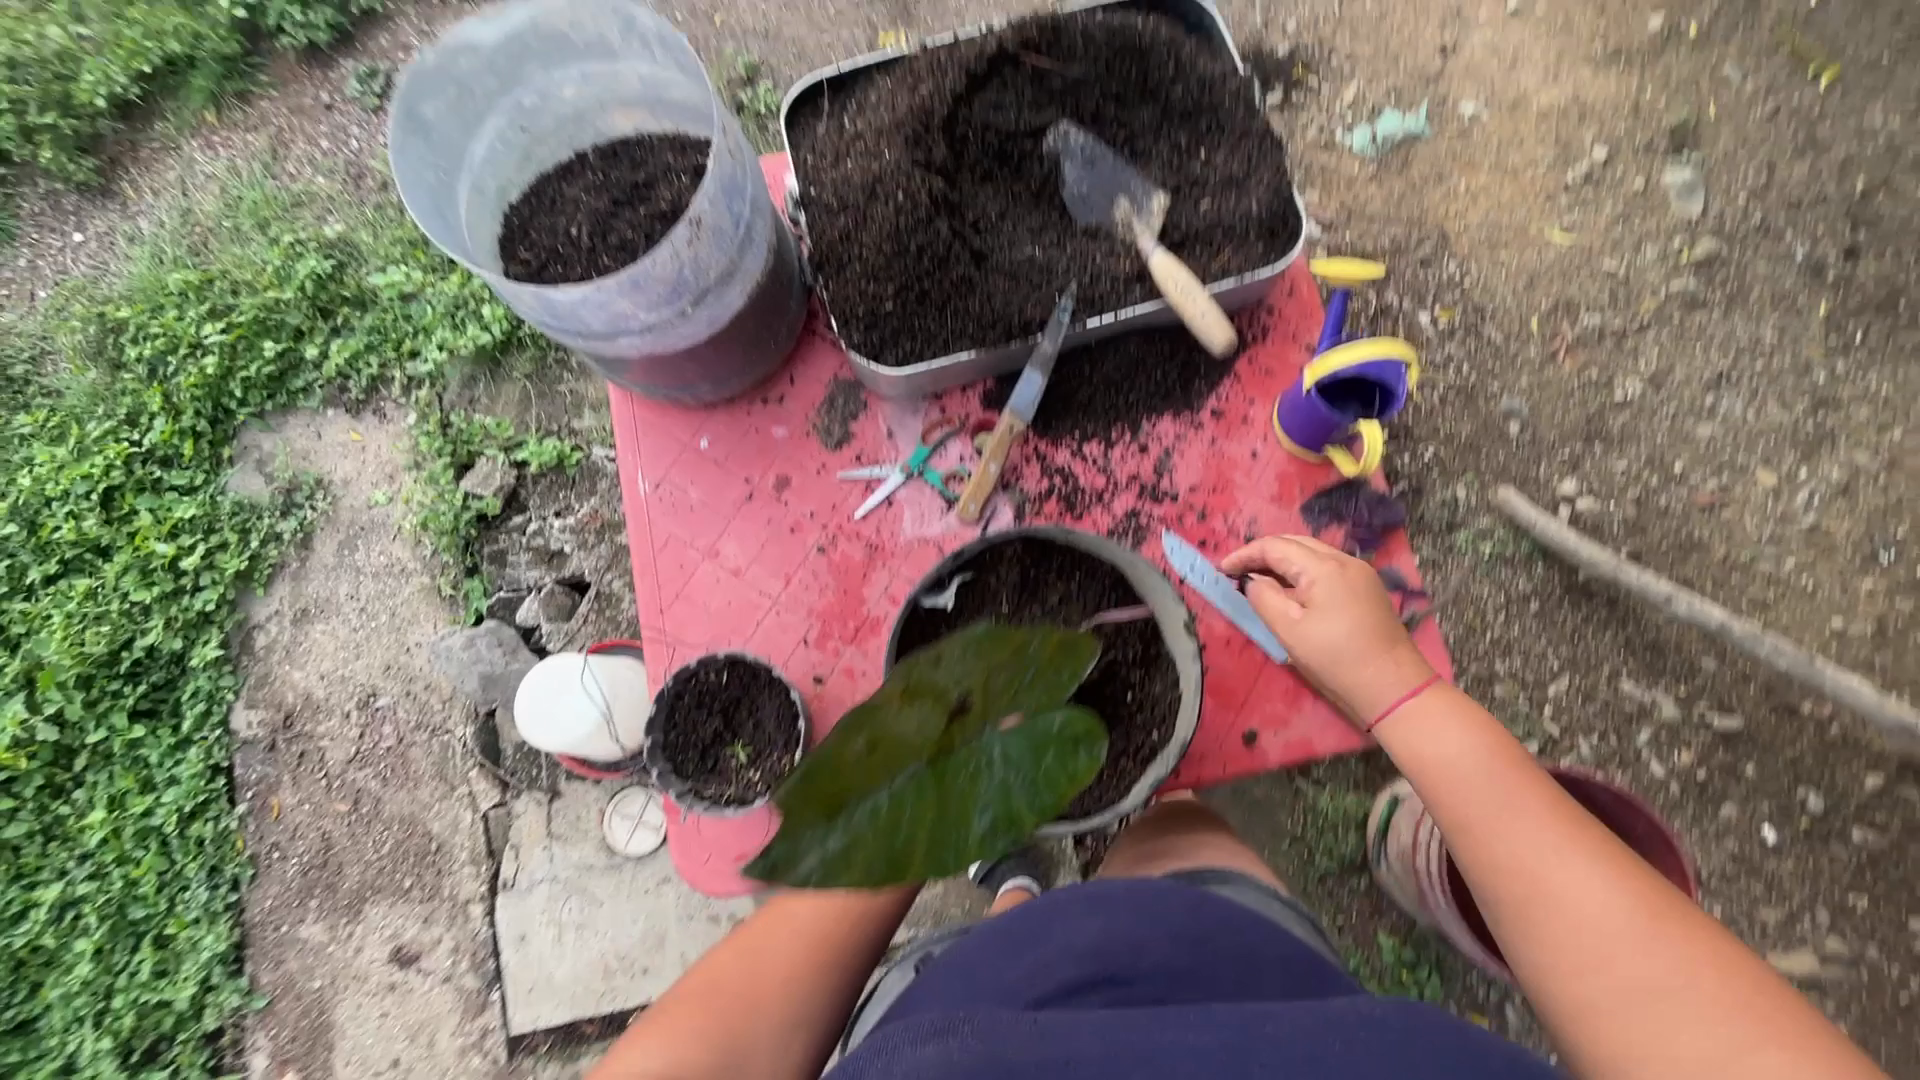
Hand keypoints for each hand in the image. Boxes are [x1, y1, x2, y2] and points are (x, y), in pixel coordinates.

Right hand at [1220, 535, 1434, 727]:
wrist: (1392, 686)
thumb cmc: (1335, 659)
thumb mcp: (1289, 630)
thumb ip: (1264, 598)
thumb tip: (1253, 581)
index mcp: (1324, 567)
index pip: (1275, 546)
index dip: (1245, 555)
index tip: (1222, 570)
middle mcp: (1344, 560)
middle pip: (1295, 543)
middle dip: (1263, 553)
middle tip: (1238, 571)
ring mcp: (1360, 573)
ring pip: (1312, 553)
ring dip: (1283, 561)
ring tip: (1259, 579)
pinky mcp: (1367, 588)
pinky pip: (1327, 567)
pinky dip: (1302, 571)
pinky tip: (1291, 589)